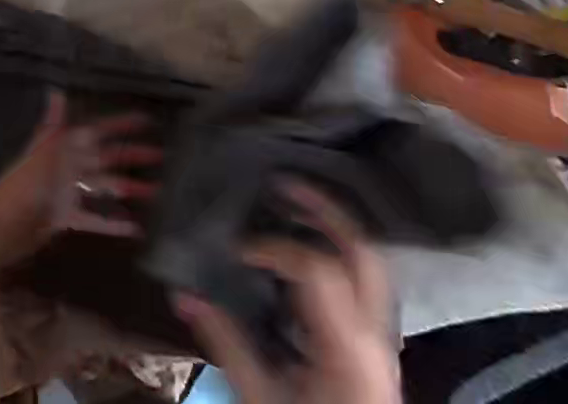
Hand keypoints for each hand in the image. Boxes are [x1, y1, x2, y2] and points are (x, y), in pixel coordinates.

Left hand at [0, 92, 160, 276]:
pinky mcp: (65, 218)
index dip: (120, 124)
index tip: (147, 120)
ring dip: (127, 188)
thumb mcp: (40, 152)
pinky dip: (112, 221)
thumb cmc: (22, 187)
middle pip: (105, 157)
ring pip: (103, 186)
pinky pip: (94, 218)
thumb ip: (53, 124)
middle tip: (163, 156)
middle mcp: (67, 165)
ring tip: (157, 191)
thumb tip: (55, 88)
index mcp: (63, 146)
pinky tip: (134, 228)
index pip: (98, 130)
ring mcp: (67, 192)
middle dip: (131, 155)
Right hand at [175, 182, 399, 403]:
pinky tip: (308, 245)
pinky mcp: (377, 345)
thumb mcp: (262, 399)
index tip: (240, 251)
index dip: (275, 249)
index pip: (317, 270)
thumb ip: (225, 343)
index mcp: (345, 348)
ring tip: (295, 201)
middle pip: (362, 252)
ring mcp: (382, 339)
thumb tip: (184, 296)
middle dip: (324, 210)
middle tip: (283, 184)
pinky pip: (366, 280)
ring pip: (372, 263)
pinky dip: (338, 251)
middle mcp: (374, 336)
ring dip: (335, 225)